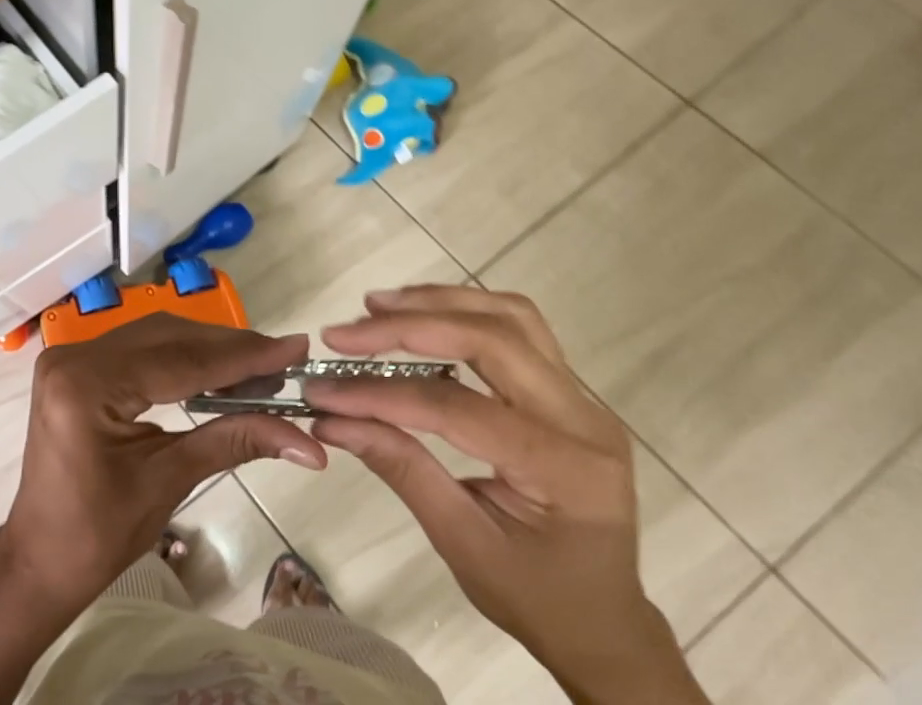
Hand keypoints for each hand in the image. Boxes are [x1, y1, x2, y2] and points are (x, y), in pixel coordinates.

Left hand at [1, 314, 328, 612]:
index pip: (179, 360)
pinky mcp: (74, 368)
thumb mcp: (170, 480)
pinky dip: (178, 359)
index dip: (243, 356)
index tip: (295, 348)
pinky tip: (216, 374)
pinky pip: (135, 351)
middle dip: (228, 349)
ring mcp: (68, 358)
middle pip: (166, 338)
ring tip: (260, 369)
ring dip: (206, 351)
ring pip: (153, 338)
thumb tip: (311, 441)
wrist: (44, 554)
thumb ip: (235, 441)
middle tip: (286, 361)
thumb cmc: (100, 530)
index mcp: (87, 385)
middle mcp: (73, 357)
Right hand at [307, 286, 707, 704]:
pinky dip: (463, 311)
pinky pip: (518, 329)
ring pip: (511, 316)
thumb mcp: (460, 542)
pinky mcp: (567, 392)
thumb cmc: (532, 594)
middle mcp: (584, 420)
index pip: (457, 408)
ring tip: (375, 307)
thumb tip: (330, 420)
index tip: (320, 391)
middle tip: (342, 335)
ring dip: (439, 303)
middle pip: (492, 339)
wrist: (601, 619)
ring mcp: (582, 400)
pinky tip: (419, 316)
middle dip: (407, 328)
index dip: (381, 394)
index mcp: (563, 468)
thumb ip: (401, 469)